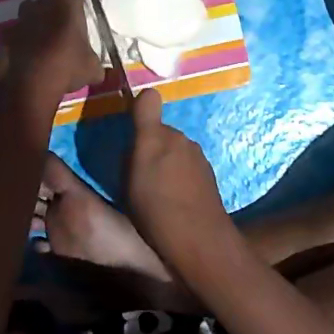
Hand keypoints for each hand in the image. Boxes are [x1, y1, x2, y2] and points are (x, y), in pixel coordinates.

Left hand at [7, 0, 103, 99]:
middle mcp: (43, 2)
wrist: (33, 83)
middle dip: (58, 3)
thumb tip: (98, 70)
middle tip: (67, 18)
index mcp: (66, 2)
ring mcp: (23, 16)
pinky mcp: (10, 32)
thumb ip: (96, 63)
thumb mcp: (92, 68)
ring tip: (50, 31)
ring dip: (41, 15)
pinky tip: (37, 47)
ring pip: (33, 7)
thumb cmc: (68, 65)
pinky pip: (23, 26)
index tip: (82, 6)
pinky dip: (29, 33)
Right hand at [124, 89, 232, 267]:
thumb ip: (144, 124)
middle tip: (133, 173)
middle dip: (149, 147)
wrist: (197, 243)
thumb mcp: (139, 163)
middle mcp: (186, 143)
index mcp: (165, 136)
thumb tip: (149, 91)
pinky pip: (183, 175)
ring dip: (162, 166)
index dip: (139, 112)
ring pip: (173, 156)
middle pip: (161, 136)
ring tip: (149, 193)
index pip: (150, 105)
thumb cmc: (158, 204)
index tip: (128, 128)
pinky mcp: (206, 186)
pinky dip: (174, 182)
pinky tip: (168, 204)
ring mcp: (199, 165)